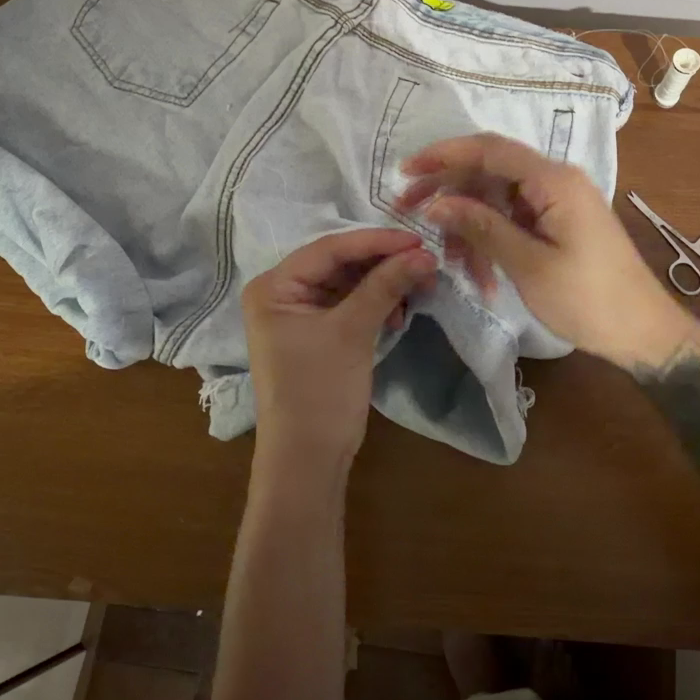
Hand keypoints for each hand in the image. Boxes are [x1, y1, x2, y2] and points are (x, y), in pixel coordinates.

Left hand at [242, 228, 436, 467]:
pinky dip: (377, 304)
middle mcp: (281, 294)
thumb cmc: (318, 390)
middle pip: (339, 263)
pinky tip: (401, 312)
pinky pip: (351, 305)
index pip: (330, 249)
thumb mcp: (352, 332)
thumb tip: (425, 253)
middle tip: (425, 260)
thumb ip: (386, 286)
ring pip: (349, 284)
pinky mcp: (319, 334)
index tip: (418, 240)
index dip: (376, 242)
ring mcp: (300, 315)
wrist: (307, 459)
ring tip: (421, 286)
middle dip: (383, 262)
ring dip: (384, 283)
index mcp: (274, 286)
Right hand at [395, 133, 690, 367]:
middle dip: (449, 195)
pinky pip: (513, 221)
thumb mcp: (528, 264)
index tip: (405, 171)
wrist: (642, 331)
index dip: (444, 155)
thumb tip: (436, 204)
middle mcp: (556, 181)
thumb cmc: (588, 298)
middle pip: (489, 173)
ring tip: (452, 265)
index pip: (489, 149)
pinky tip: (482, 278)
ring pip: (496, 201)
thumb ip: (481, 227)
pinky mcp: (558, 224)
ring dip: (470, 229)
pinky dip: (492, 243)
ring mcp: (558, 203)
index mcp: (554, 180)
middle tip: (408, 215)